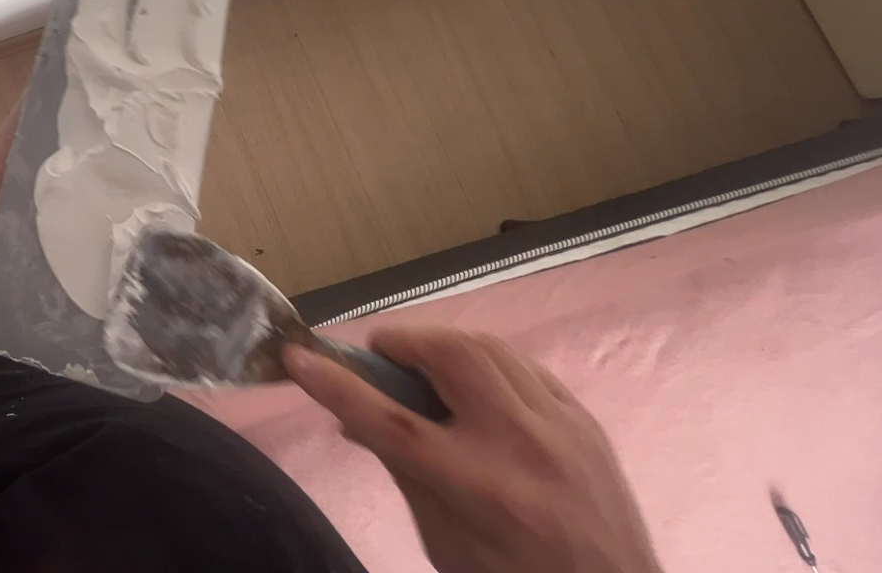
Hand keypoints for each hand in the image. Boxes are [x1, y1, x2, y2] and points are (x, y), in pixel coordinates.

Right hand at [283, 327, 660, 572]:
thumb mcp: (440, 537)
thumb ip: (398, 464)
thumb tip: (350, 412)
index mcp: (481, 490)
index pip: (390, 421)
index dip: (334, 384)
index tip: (294, 356)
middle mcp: (525, 449)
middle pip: (451, 356)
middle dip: (401, 343)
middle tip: (381, 362)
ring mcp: (564, 430)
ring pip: (487, 346)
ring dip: (440, 345)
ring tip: (423, 369)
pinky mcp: (587, 422)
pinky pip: (521, 364)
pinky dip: (483, 361)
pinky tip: (472, 386)